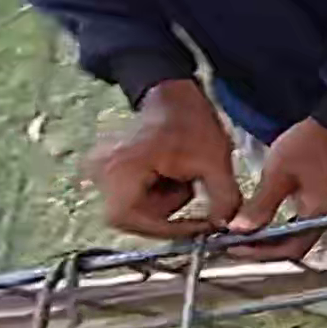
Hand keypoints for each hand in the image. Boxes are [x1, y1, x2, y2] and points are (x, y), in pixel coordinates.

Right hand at [90, 79, 241, 238]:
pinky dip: (163, 192)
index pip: (127, 218)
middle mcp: (99, 172)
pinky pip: (137, 195)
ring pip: (138, 207)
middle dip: (170, 213)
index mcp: (119, 169)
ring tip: (188, 176)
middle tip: (196, 195)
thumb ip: (224, 199)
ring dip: (169, 201)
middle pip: (133, 216)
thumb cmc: (192, 125)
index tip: (199, 226)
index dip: (165, 229)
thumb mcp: (216, 165)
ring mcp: (101, 170)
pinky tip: (178, 174)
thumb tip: (227, 227)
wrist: (175, 98)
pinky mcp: (110, 170)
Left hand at [226, 117, 326, 259]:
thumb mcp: (279, 174)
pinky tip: (269, 215)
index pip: (291, 248)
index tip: (235, 247)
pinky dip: (286, 223)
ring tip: (249, 230)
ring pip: (301, 232)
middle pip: (297, 243)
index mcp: (318, 213)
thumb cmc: (311, 145)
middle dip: (266, 246)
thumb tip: (240, 228)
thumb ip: (261, 205)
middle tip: (238, 242)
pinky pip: (306, 219)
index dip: (262, 252)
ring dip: (275, 235)